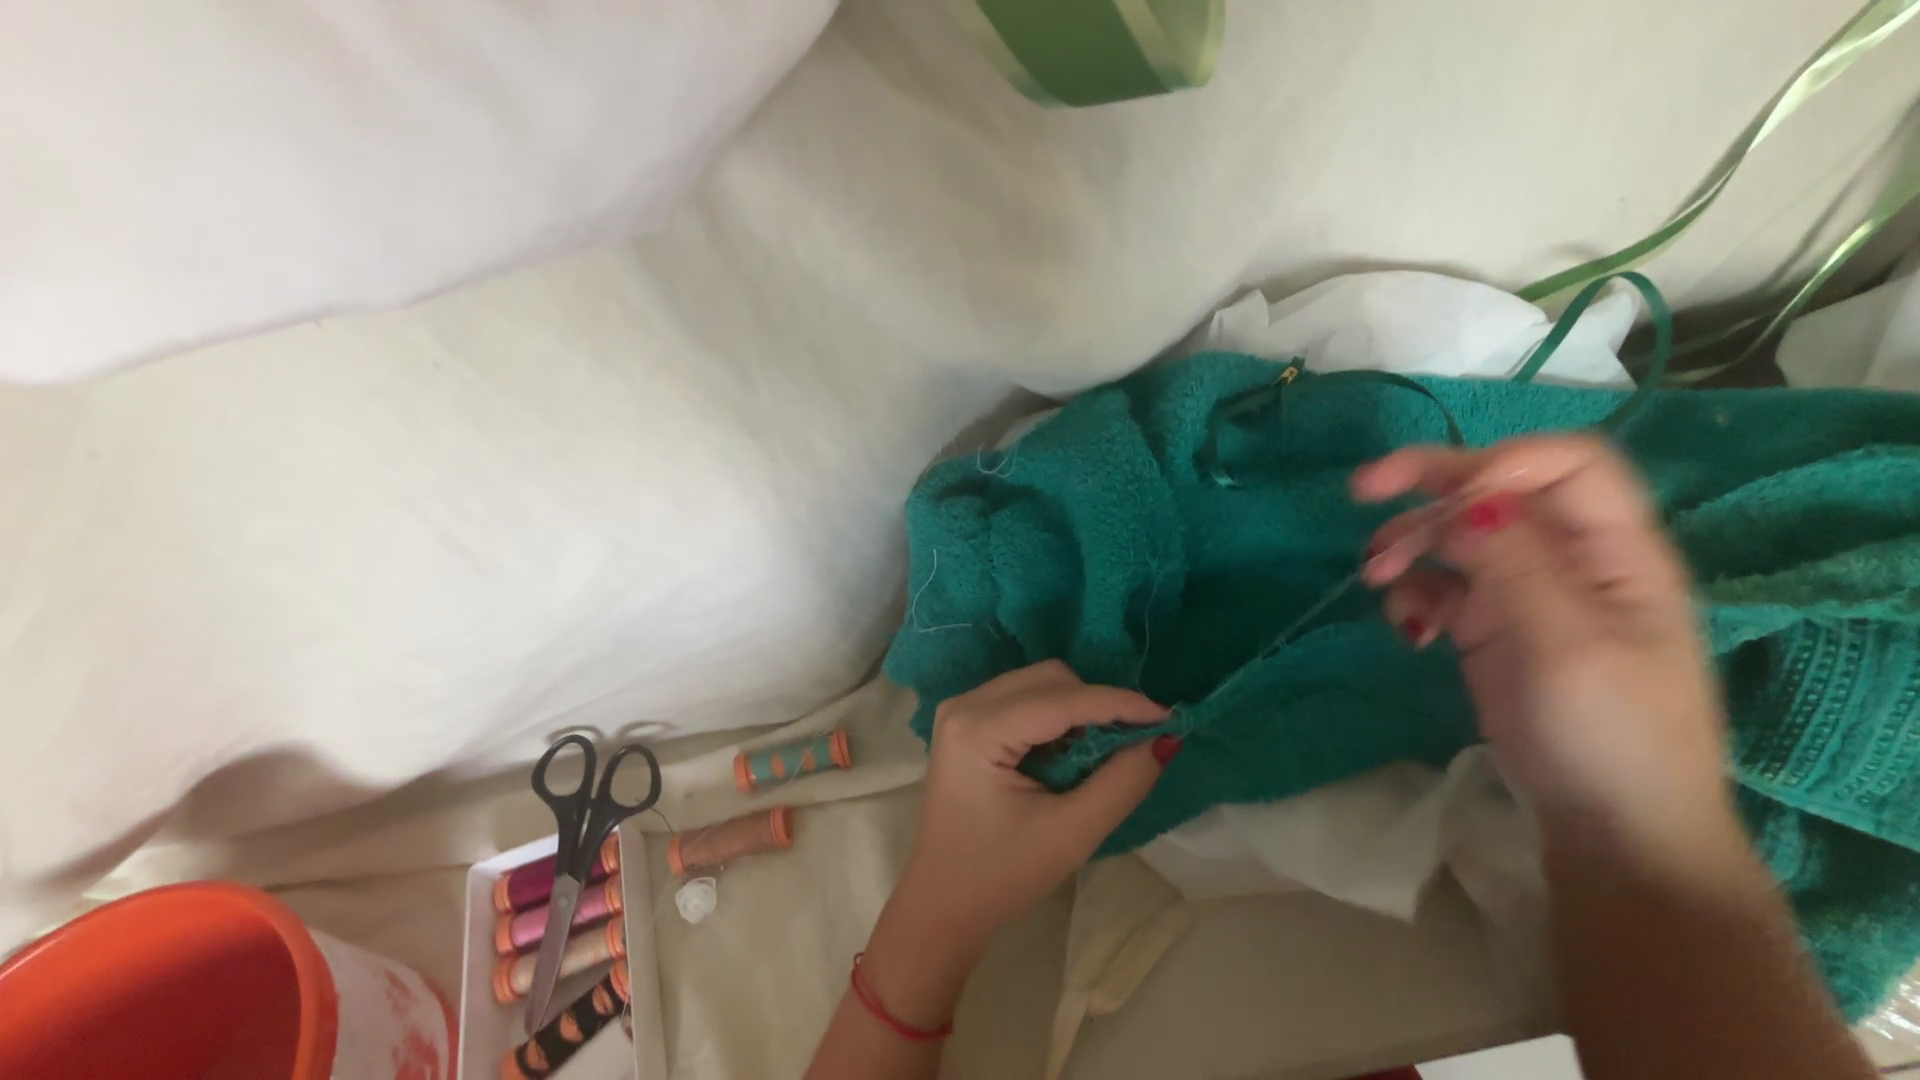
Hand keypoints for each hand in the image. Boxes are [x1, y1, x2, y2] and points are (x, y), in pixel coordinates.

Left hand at [860, 660, 1175, 1027]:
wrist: (941, 905)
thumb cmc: (1000, 876)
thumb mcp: (1070, 834)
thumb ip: (1122, 782)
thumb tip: (1166, 739)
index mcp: (978, 729)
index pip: (1063, 698)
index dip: (1121, 703)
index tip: (1171, 717)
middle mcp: (964, 705)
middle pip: (1050, 679)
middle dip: (1098, 704)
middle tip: (1133, 744)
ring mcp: (961, 710)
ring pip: (1040, 684)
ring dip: (1079, 710)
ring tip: (1101, 756)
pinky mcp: (966, 722)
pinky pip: (1025, 699)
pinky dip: (1057, 718)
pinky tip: (1071, 755)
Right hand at [1353, 436, 1733, 859]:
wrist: (1610, 829)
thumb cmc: (1609, 734)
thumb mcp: (1564, 644)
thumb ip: (1515, 563)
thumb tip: (1466, 498)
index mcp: (1615, 551)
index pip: (1565, 466)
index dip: (1499, 461)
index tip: (1432, 490)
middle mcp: (1570, 559)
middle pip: (1497, 492)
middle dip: (1430, 490)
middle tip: (1362, 492)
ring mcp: (1527, 592)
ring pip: (1458, 537)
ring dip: (1411, 546)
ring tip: (1376, 579)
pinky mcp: (1491, 626)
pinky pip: (1442, 585)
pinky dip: (1414, 594)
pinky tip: (1409, 629)